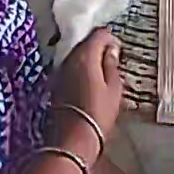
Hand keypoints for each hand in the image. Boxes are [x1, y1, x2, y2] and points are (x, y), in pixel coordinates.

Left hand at [55, 28, 122, 153]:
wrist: (71, 139)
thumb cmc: (97, 114)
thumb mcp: (114, 89)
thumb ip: (112, 65)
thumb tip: (111, 50)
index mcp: (85, 56)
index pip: (98, 34)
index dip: (111, 37)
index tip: (119, 48)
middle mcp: (69, 58)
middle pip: (84, 43)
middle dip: (98, 47)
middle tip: (112, 59)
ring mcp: (60, 70)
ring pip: (76, 55)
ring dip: (88, 58)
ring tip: (102, 71)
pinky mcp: (55, 83)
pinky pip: (70, 68)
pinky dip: (80, 69)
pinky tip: (88, 81)